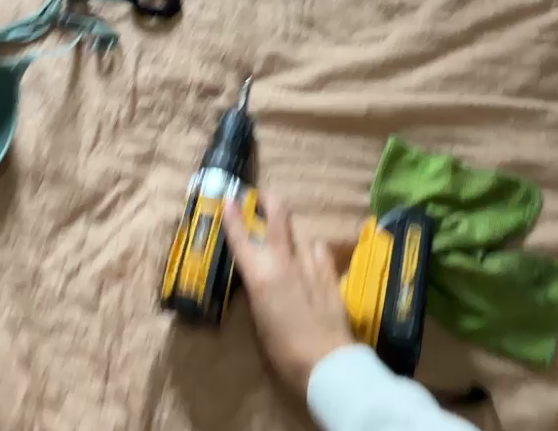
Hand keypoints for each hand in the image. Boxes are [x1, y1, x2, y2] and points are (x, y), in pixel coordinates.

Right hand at [223, 191, 356, 395]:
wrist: (325, 360)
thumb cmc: (282, 348)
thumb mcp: (258, 315)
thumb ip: (257, 286)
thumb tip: (257, 273)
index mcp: (259, 273)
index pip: (240, 234)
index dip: (232, 213)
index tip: (229, 198)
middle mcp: (283, 258)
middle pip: (277, 213)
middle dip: (269, 199)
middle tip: (262, 197)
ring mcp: (309, 261)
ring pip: (299, 231)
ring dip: (291, 232)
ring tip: (288, 239)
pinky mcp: (329, 270)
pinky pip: (317, 248)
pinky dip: (310, 250)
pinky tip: (310, 259)